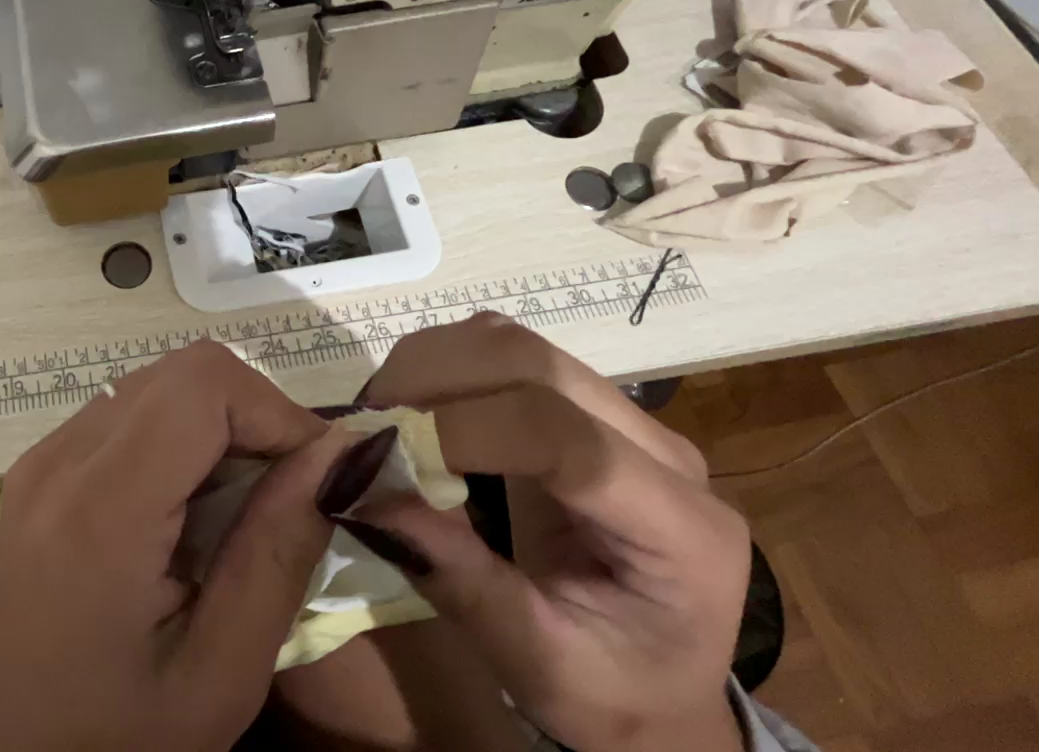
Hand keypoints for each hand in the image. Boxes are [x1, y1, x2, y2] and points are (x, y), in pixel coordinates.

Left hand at [0, 341, 354, 751]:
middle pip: (181, 375)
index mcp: (97, 511)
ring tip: (242, 508)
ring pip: (158, 385)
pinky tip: (192, 509)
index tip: (318, 475)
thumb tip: (341, 450)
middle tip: (288, 495)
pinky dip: (182, 439)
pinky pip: (130, 412)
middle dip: (254, 417)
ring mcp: (40, 457)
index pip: (200, 385)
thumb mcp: (223, 670)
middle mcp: (57, 461)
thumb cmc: (124, 737)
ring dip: (220, 427)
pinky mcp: (40, 465)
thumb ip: (279, 549)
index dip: (275, 410)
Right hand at [349, 314, 749, 751]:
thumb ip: (456, 578)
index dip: (463, 432)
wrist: (658, 692)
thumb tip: (360, 493)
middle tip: (364, 429)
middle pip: (536, 364)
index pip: (567, 440)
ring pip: (513, 343)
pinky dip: (441, 368)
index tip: (380, 458)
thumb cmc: (611, 695)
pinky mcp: (581, 408)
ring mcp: (623, 418)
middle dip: (432, 380)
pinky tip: (412, 413)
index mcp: (679, 529)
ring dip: (430, 365)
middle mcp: (661, 451)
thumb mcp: (534, 662)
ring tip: (381, 420)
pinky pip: (503, 356)